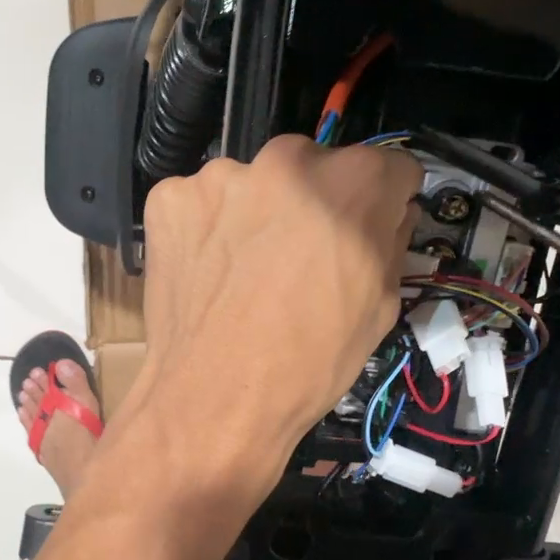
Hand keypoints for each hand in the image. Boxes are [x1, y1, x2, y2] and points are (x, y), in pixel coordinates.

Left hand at [130, 136, 419, 465]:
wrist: (215, 398)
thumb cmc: (309, 361)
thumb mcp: (380, 307)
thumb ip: (389, 241)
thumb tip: (389, 215)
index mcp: (353, 180)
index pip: (387, 167)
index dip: (383, 201)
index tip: (370, 227)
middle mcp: (287, 160)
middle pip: (311, 169)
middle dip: (312, 202)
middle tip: (298, 258)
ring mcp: (220, 177)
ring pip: (250, 185)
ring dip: (254, 214)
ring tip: (243, 275)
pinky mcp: (170, 199)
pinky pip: (199, 206)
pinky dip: (204, 231)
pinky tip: (206, 275)